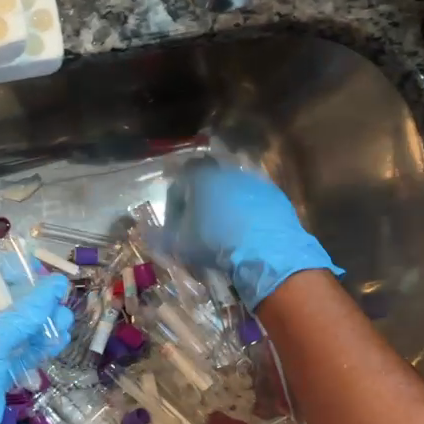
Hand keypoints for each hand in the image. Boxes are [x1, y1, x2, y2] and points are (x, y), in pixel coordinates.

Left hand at [0, 266, 72, 423]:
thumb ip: (25, 313)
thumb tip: (57, 285)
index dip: (13, 272)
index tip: (43, 275)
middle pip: (3, 302)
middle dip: (34, 301)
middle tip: (62, 301)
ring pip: (15, 328)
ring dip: (41, 324)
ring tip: (67, 322)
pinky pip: (19, 352)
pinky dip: (37, 346)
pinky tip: (59, 341)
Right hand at [163, 156, 340, 308]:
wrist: (266, 252)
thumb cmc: (215, 243)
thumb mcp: (180, 244)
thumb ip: (161, 236)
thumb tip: (149, 234)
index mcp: (200, 177)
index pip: (179, 182)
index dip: (174, 203)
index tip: (175, 224)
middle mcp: (226, 172)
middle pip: (207, 181)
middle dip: (200, 200)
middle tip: (198, 224)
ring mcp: (252, 181)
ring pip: (231, 189)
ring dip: (224, 205)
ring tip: (223, 229)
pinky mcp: (274, 194)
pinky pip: (253, 199)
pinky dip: (246, 211)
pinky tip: (245, 231)